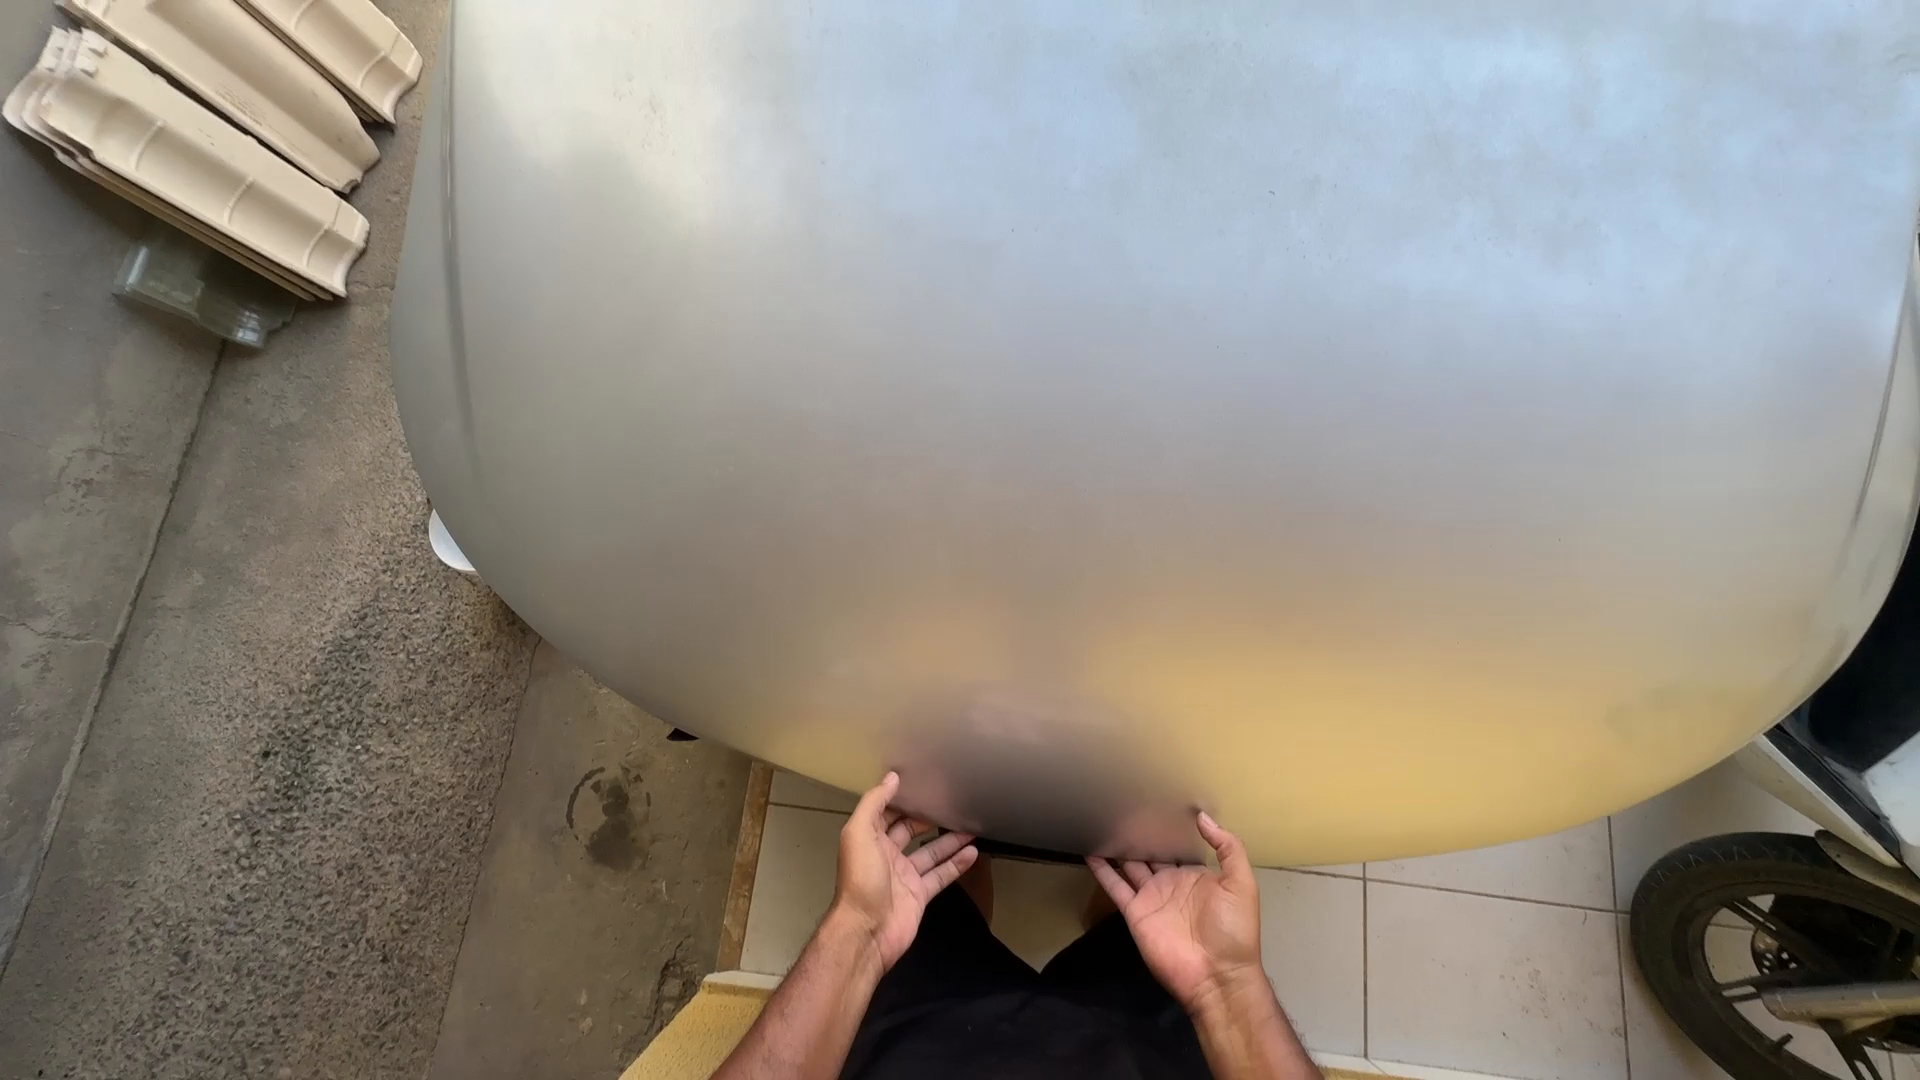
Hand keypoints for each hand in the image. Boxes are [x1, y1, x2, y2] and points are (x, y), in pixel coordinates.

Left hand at [829, 772, 977, 969]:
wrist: (866, 932)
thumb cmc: (860, 879)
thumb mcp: (859, 833)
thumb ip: (873, 803)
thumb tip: (891, 778)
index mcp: (870, 839)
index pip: (888, 813)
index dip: (902, 800)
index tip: (923, 785)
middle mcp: (887, 855)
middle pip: (910, 831)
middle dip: (927, 818)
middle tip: (950, 804)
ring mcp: (905, 877)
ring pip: (931, 853)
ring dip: (949, 840)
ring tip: (970, 826)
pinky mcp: (920, 895)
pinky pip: (941, 875)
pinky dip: (957, 864)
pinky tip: (972, 852)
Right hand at [1087, 811, 1266, 1012]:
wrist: (1217, 977)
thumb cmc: (1234, 929)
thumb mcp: (1242, 884)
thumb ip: (1228, 848)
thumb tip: (1202, 817)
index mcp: (1195, 876)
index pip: (1177, 847)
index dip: (1166, 829)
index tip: (1153, 804)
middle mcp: (1170, 884)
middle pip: (1150, 854)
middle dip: (1138, 835)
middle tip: (1121, 806)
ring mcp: (1151, 898)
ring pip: (1129, 866)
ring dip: (1117, 848)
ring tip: (1102, 822)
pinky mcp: (1135, 912)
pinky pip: (1115, 886)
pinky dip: (1102, 870)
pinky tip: (1090, 851)